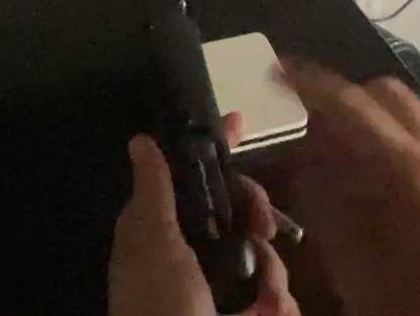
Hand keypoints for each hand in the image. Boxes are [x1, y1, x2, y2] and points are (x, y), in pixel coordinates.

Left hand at [108, 115, 297, 315]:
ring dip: (272, 272)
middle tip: (265, 224)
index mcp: (164, 231)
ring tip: (267, 299)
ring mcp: (223, 292)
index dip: (216, 150)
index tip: (241, 122)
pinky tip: (272, 313)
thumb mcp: (153, 242)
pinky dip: (279, 305)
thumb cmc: (160, 307)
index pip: (191, 177)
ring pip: (264, 254)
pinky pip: (277, 298)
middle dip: (257, 212)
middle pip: (238, 210)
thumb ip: (154, 189)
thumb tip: (140, 139)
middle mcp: (194, 255)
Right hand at [280, 60, 419, 315]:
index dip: (307, 80)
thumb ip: (328, 208)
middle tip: (307, 116)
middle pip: (384, 91)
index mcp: (407, 165)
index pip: (347, 100)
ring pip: (408, 112)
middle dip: (342, 93)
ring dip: (369, 115)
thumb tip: (300, 163)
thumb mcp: (363, 268)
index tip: (275, 69)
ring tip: (339, 147)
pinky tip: (379, 177)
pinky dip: (393, 138)